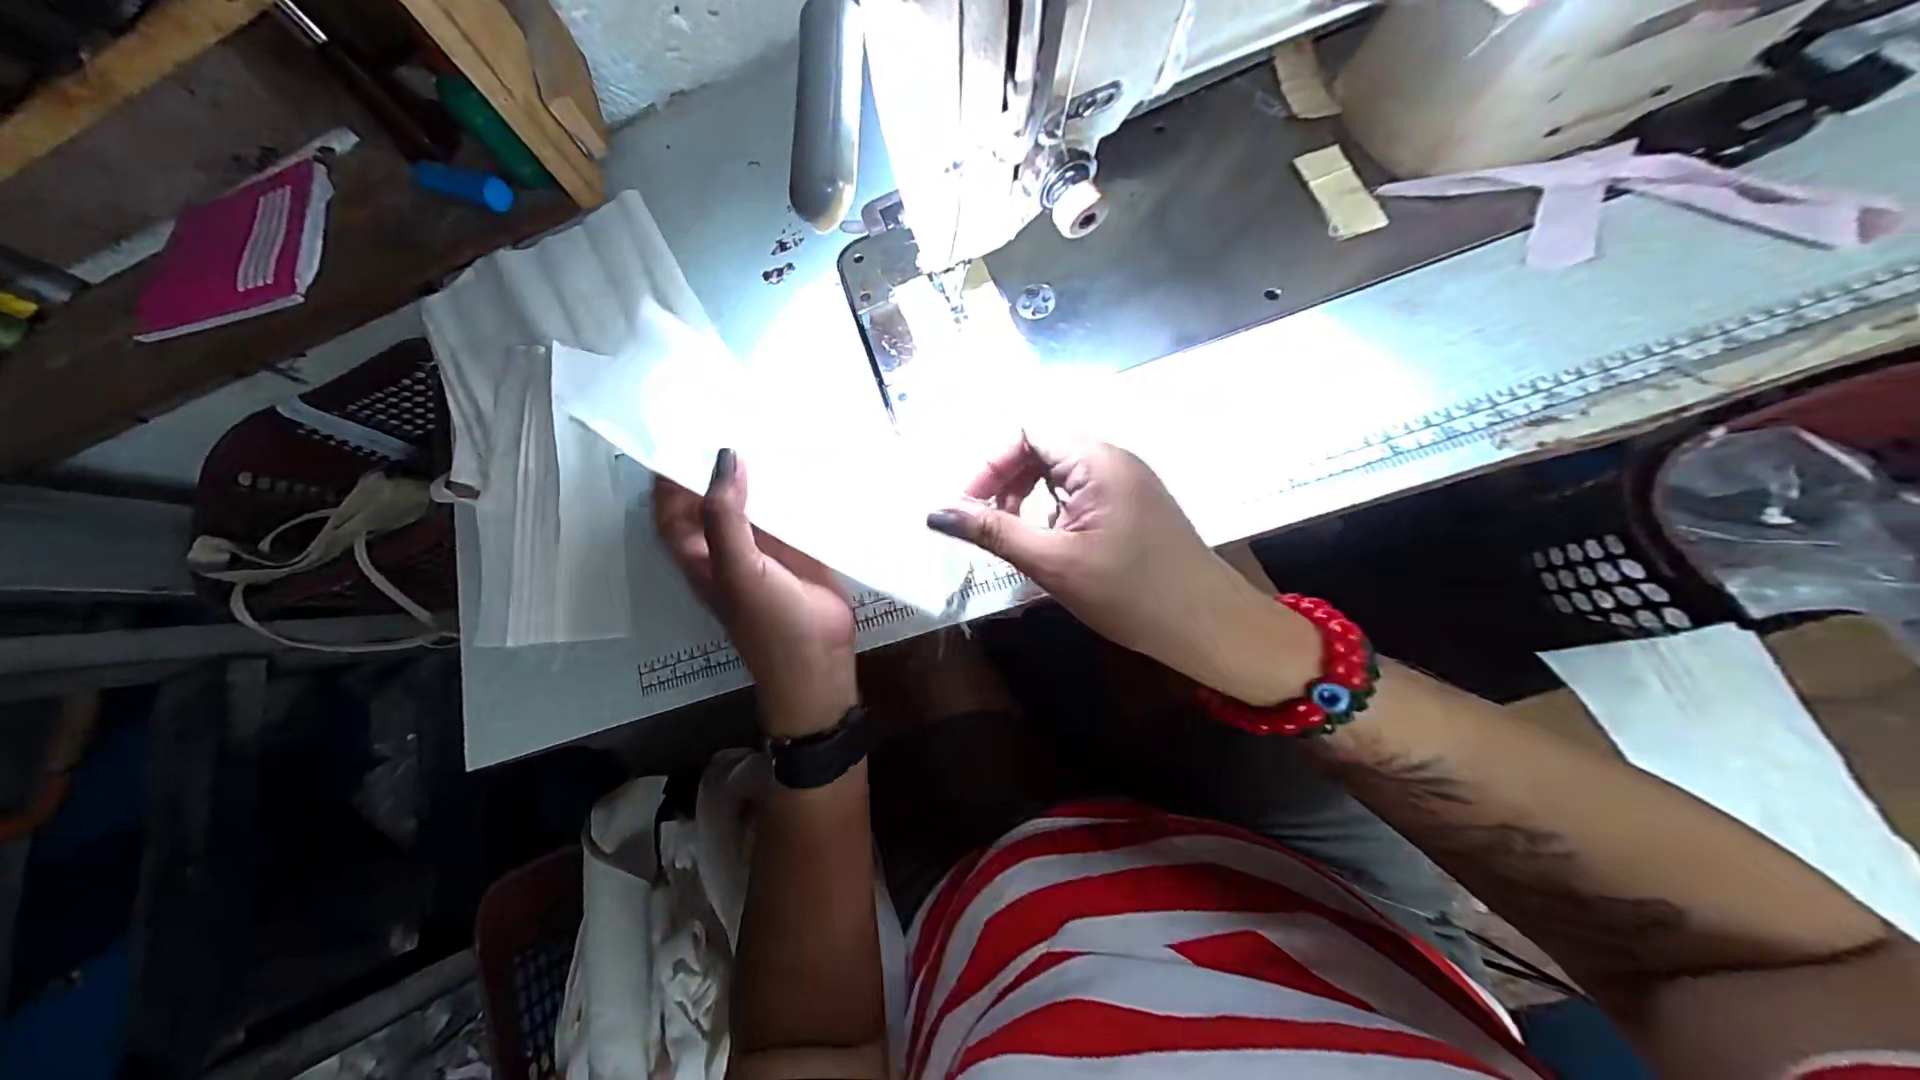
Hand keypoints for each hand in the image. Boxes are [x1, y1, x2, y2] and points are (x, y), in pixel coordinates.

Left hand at [655, 449, 857, 735]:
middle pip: (712, 502)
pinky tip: (803, 465)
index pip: (672, 512)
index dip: (668, 479)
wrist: (818, 660)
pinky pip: (790, 515)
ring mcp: (765, 551)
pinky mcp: (799, 552)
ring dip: (756, 476)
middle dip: (714, 468)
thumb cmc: (769, 623)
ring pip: (754, 505)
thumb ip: (726, 516)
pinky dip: (792, 492)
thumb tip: (724, 457)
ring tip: (764, 430)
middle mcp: (728, 549)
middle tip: (725, 419)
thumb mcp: (738, 570)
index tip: (678, 435)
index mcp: (701, 557)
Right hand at [927, 434, 1317, 703]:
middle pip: (1042, 447)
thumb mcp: (1053, 563)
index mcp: (1097, 461)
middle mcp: (1114, 459)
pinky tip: (1051, 543)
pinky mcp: (1134, 504)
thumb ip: (993, 532)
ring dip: (1028, 496)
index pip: (1026, 432)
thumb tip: (936, 512)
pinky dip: (1054, 509)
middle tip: (988, 524)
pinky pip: (1081, 491)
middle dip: (1006, 480)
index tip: (969, 508)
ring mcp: (1128, 481)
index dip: (990, 464)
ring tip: (1016, 536)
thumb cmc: (1130, 594)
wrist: (1208, 626)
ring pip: (1060, 471)